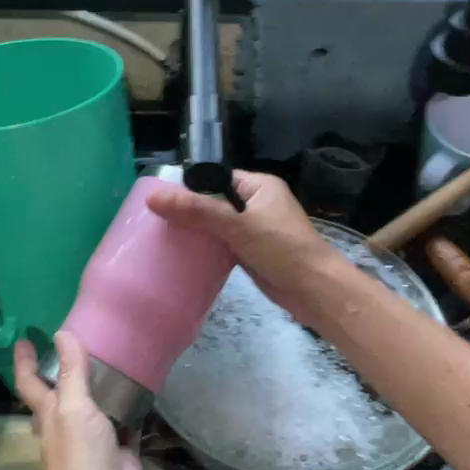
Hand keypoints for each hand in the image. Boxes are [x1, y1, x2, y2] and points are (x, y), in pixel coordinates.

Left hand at [13, 331, 150, 469]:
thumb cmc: (82, 469)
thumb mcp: (73, 414)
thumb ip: (72, 375)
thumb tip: (61, 333)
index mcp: (50, 418)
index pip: (31, 384)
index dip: (26, 361)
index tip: (24, 337)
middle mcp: (71, 427)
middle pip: (64, 392)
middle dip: (65, 368)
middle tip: (83, 335)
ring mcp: (98, 442)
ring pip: (97, 405)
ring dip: (103, 383)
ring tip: (118, 352)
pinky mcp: (125, 454)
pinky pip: (127, 422)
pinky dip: (134, 405)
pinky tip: (145, 388)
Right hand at [145, 170, 345, 320]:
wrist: (315, 290)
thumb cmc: (281, 249)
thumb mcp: (237, 226)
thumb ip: (196, 211)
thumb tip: (153, 197)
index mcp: (260, 186)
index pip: (217, 178)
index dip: (191, 187)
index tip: (161, 200)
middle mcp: (258, 203)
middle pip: (216, 202)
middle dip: (191, 212)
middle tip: (158, 223)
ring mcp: (258, 229)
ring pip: (219, 225)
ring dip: (199, 233)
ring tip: (167, 239)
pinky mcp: (255, 253)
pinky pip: (225, 245)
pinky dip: (210, 250)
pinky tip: (188, 258)